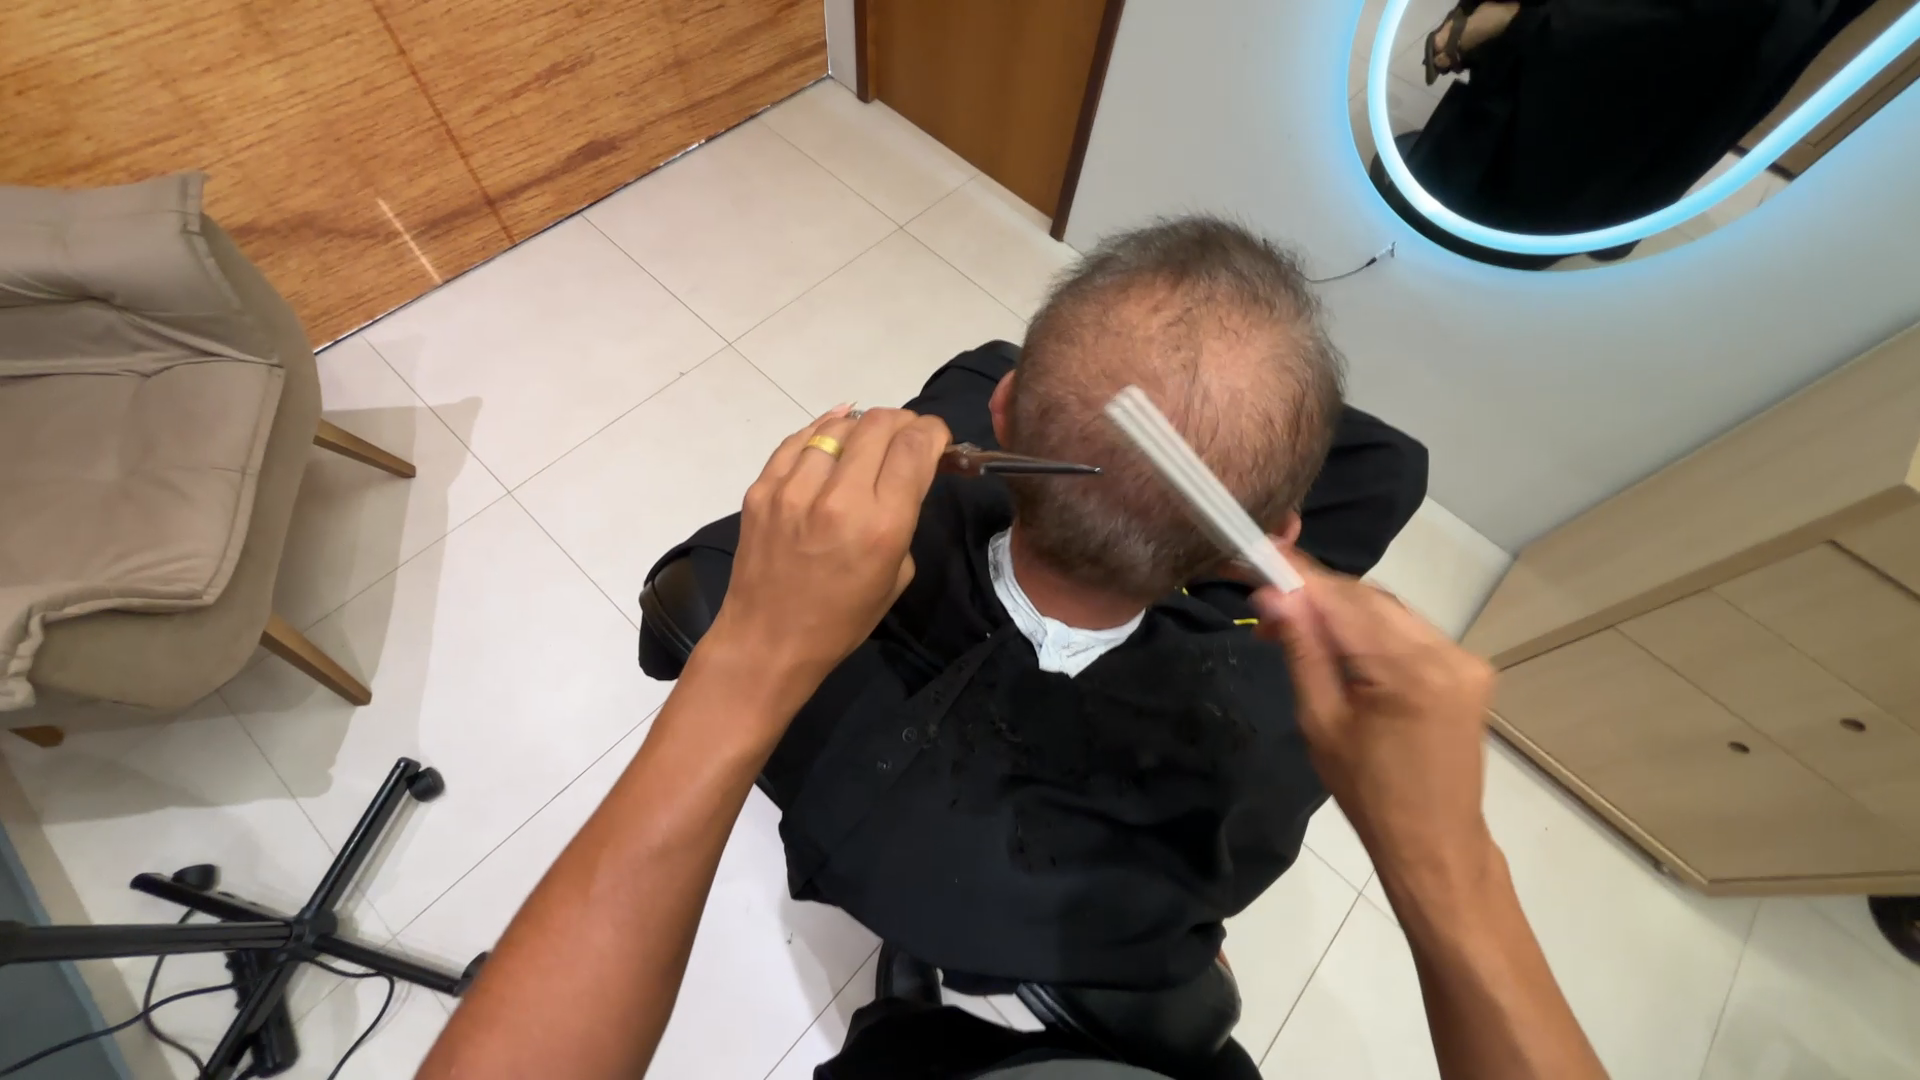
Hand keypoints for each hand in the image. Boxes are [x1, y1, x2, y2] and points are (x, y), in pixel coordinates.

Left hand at [701, 406, 950, 708]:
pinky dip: (823, 430)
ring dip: (864, 426)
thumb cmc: (843, 619)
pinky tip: (835, 433)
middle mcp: (840, 497)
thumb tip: (901, 476)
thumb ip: (903, 518)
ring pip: (838, 426)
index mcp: (882, 524)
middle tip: (908, 435)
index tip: (937, 438)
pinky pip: (798, 440)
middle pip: (880, 424)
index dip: (933, 431)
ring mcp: (794, 489)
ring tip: (869, 440)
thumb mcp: (897, 574)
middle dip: (903, 421)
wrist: (769, 640)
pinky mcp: (762, 489)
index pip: (914, 446)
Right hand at [1249, 552, 1497, 890]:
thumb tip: (1272, 595)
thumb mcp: (1320, 720)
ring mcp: (1463, 658)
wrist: (1434, 839)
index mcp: (1409, 671)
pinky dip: (1365, 626)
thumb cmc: (1366, 789)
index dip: (1299, 575)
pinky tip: (1335, 641)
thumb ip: (1301, 650)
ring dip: (1337, 609)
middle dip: (1314, 594)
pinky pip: (1404, 629)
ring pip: (1385, 609)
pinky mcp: (1466, 667)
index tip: (1259, 554)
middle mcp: (1446, 653)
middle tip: (1263, 607)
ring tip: (1291, 626)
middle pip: (1366, 599)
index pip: (1344, 601)